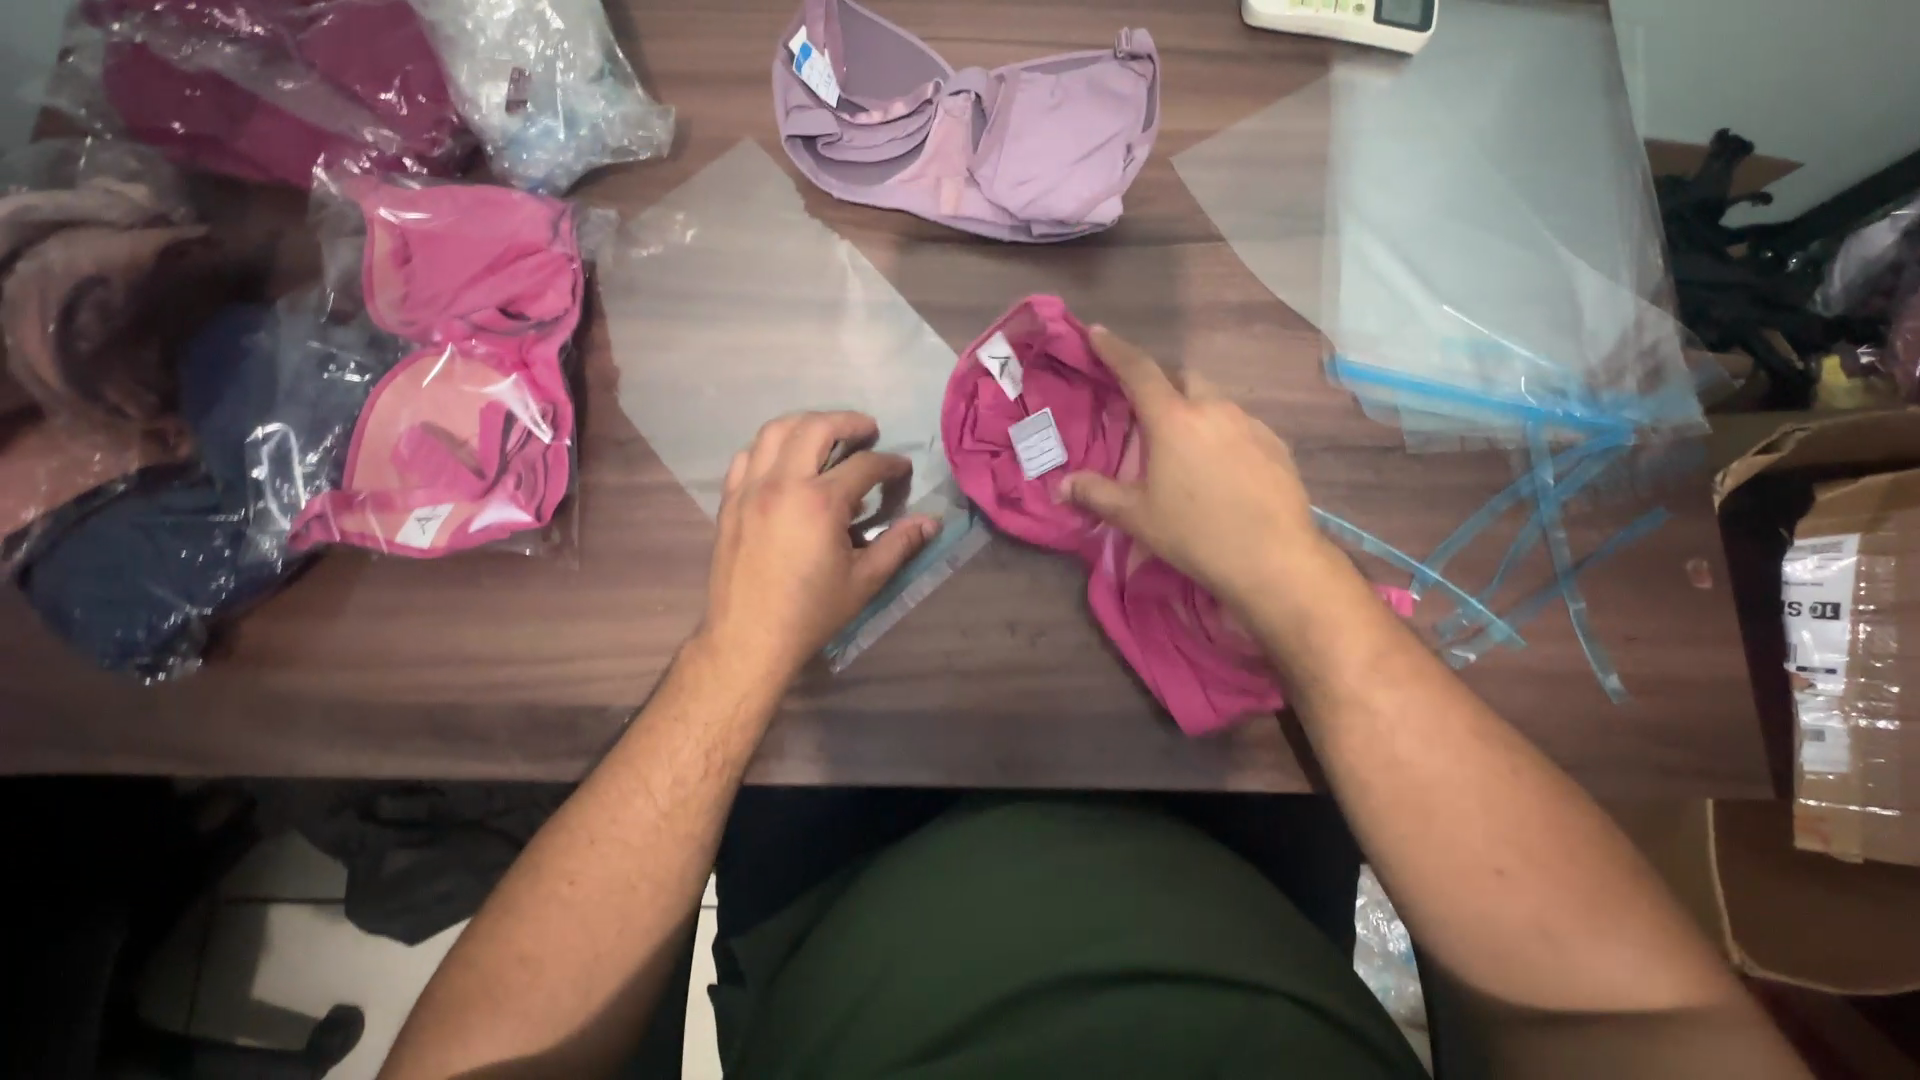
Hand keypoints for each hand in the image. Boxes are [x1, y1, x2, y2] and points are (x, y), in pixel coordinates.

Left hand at [697, 411, 940, 683]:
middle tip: (867, 430)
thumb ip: (899, 544)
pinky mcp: (730, 501)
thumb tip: (932, 522)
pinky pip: (746, 456)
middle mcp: (782, 483)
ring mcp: (750, 489)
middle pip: (816, 427)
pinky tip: (784, 461)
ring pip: (774, 431)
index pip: (864, 465)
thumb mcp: (864, 580)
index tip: (902, 469)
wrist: (749, 638)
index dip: (889, 463)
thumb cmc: (812, 612)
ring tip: (825, 435)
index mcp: (820, 502)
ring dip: (805, 424)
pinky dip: (768, 448)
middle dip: (847, 421)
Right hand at [1060, 327, 1331, 603]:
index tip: (1098, 333)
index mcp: (1173, 419)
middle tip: (1146, 410)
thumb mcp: (1136, 516)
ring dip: (1195, 412)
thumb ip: (1096, 494)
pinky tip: (1220, 469)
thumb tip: (1061, 486)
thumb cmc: (1195, 533)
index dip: (1114, 349)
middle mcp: (1213, 409)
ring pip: (1215, 402)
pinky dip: (1222, 435)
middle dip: (1162, 383)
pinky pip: (1240, 426)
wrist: (1273, 559)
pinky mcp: (1275, 445)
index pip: (1138, 370)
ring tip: (1185, 449)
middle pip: (1183, 378)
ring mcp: (1250, 424)